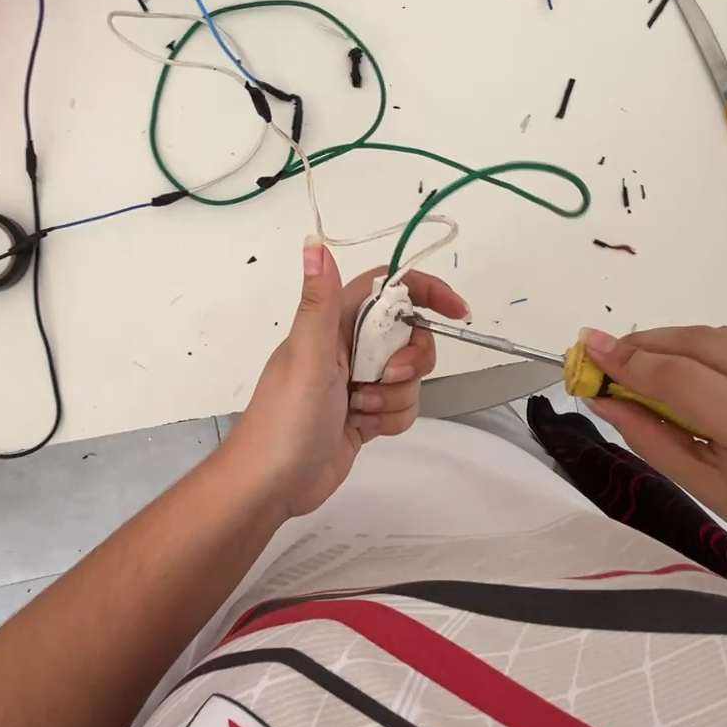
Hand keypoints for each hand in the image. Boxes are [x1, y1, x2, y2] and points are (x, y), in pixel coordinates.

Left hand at [221, 238, 468, 517]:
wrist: (271, 486)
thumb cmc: (286, 419)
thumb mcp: (308, 356)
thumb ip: (319, 301)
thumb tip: (314, 241)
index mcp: (331, 323)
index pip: (386, 289)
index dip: (423, 291)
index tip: (455, 311)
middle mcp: (346, 347)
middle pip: (408, 335)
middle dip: (410, 359)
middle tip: (387, 377)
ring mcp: (356, 382)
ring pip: (408, 376)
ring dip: (394, 397)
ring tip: (358, 410)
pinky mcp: (363, 414)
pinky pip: (400, 407)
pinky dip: (390, 419)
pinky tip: (362, 429)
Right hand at [580, 326, 726, 581]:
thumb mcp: (714, 493)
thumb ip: (651, 439)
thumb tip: (603, 398)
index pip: (679, 378)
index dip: (628, 360)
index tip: (589, 346)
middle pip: (701, 341)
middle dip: (650, 343)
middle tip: (615, 353)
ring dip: (689, 348)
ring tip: (669, 371)